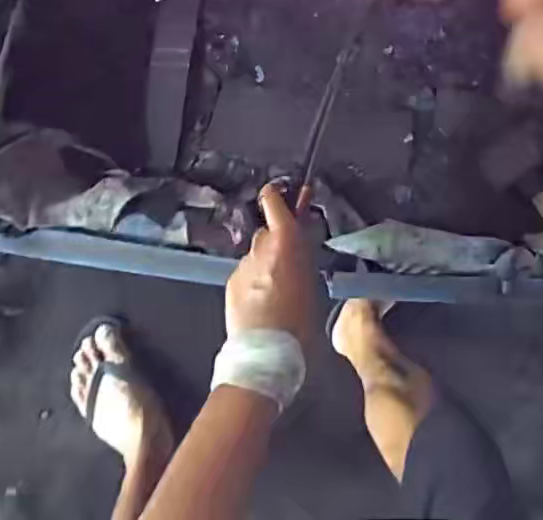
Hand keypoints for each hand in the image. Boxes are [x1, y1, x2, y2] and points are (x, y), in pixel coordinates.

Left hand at [225, 184, 318, 337]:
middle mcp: (260, 248)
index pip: (273, 202)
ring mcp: (242, 265)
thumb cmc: (300, 316)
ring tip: (276, 287)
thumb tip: (301, 239)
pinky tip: (262, 299)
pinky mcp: (230, 284)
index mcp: (286, 241)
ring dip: (265, 261)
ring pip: (256, 254)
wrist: (265, 353)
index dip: (276, 192)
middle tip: (289, 257)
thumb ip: (304, 252)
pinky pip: (246, 272)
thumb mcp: (312, 278)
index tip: (282, 190)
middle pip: (268, 232)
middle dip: (277, 239)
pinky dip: (254, 279)